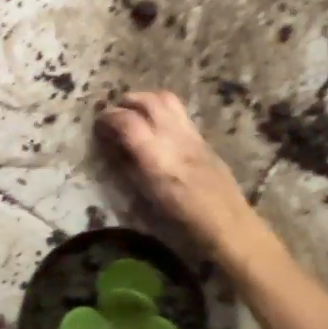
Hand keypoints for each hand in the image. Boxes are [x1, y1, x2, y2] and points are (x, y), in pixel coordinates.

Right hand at [97, 91, 262, 257]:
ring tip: (135, 116)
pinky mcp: (203, 140)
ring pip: (166, 100)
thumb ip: (127, 171)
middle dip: (125, 103)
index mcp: (156, 157)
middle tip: (113, 117)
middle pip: (147, 101)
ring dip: (145, 101)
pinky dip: (161, 112)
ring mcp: (192, 135)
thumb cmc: (183, 225)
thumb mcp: (145, 203)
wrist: (229, 228)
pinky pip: (179, 113)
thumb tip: (112, 150)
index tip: (97, 127)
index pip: (126, 120)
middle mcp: (174, 138)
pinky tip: (157, 130)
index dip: (107, 118)